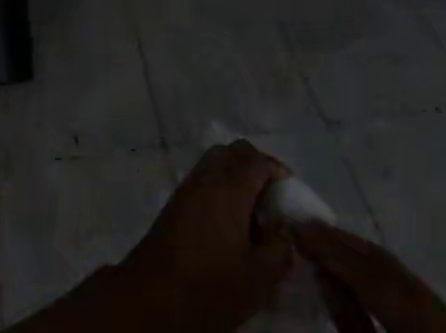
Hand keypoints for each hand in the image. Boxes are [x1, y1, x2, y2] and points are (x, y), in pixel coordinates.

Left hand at [114, 140, 294, 332]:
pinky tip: (231, 218)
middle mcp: (206, 179)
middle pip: (232, 151)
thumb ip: (278, 251)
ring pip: (214, 161)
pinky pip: (203, 178)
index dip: (277, 169)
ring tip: (253, 208)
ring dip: (235, 173)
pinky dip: (220, 185)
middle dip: (255, 163)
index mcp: (229, 189)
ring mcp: (187, 188)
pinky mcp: (176, 202)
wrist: (154, 293)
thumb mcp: (258, 278)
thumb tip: (281, 232)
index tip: (291, 190)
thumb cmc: (210, 284)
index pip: (256, 161)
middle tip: (272, 194)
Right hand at [290, 222, 445, 332]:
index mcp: (427, 329)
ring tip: (321, 237)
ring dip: (358, 252)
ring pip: (401, 273)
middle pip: (390, 270)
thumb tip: (322, 272)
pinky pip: (411, 285)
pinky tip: (353, 261)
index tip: (296, 229)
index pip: (377, 280)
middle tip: (302, 226)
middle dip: (344, 245)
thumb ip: (349, 322)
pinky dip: (378, 269)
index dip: (334, 251)